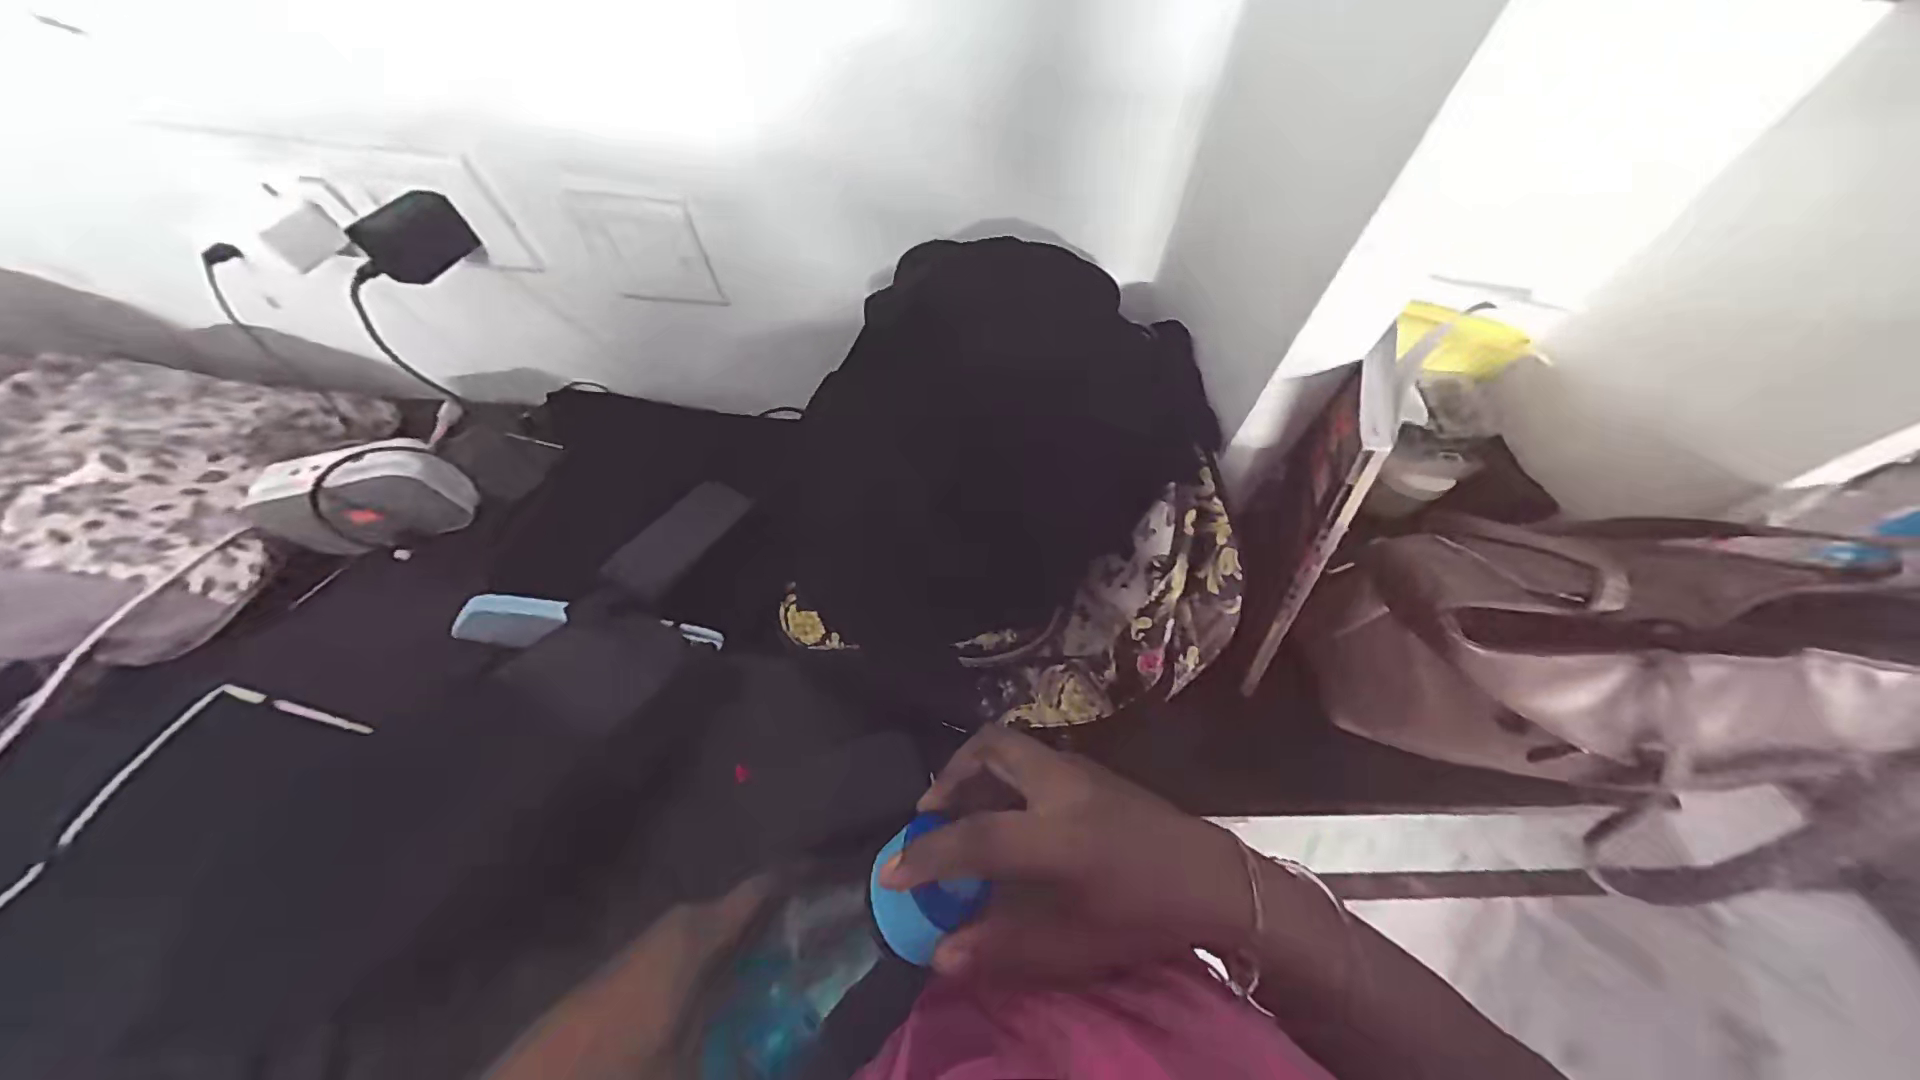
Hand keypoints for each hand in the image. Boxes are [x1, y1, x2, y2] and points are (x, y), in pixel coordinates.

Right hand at [877, 724, 1253, 981]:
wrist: (1211, 876)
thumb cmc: (1144, 915)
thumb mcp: (1076, 944)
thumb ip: (1005, 947)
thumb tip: (942, 956)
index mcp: (1060, 836)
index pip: (976, 838)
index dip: (926, 856)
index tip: (890, 873)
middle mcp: (1062, 786)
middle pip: (990, 748)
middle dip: (950, 773)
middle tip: (931, 810)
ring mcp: (1077, 768)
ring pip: (1010, 743)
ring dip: (975, 767)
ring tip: (962, 807)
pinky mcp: (1088, 765)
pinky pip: (1029, 756)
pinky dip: (1001, 772)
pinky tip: (1005, 809)